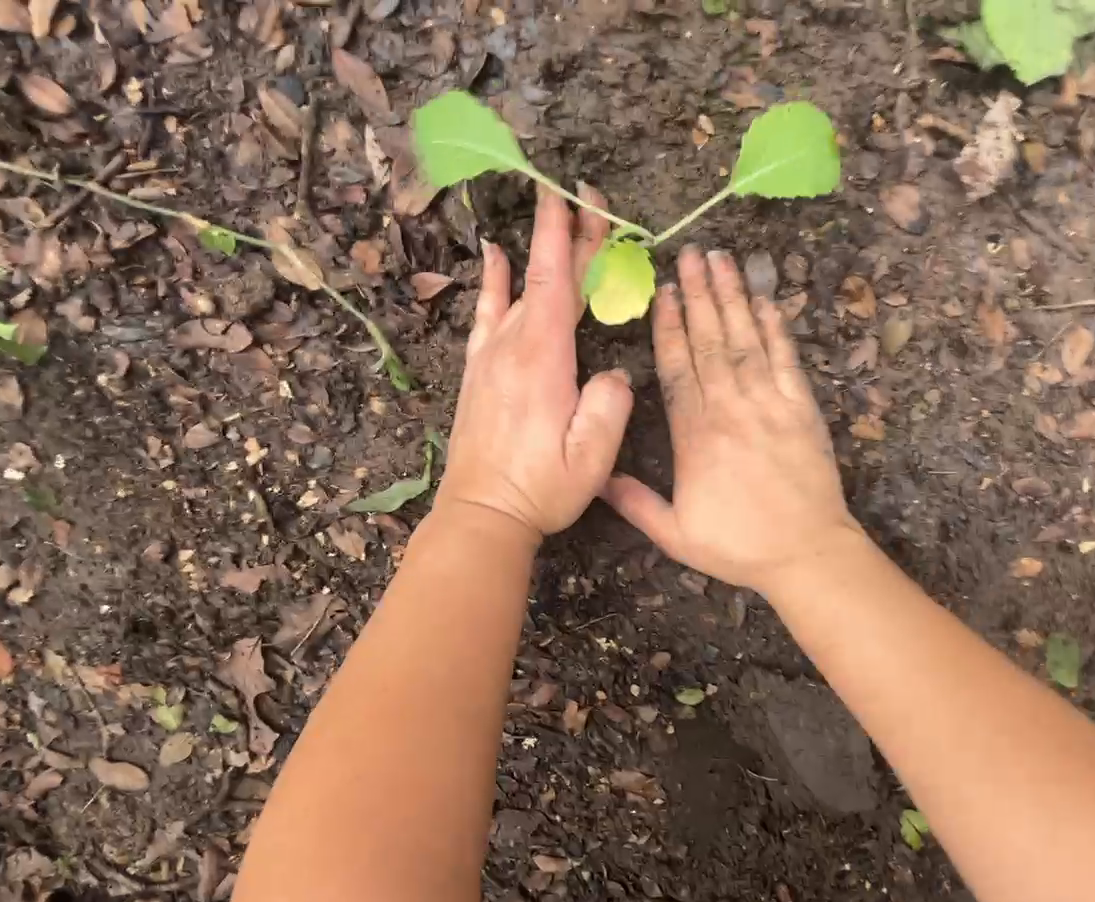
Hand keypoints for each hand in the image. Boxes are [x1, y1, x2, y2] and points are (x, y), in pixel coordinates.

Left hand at [433, 187, 633, 539]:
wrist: (482, 513)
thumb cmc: (541, 489)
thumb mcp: (592, 456)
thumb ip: (610, 405)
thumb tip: (615, 374)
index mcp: (543, 360)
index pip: (556, 282)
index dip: (566, 235)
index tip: (574, 196)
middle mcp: (512, 347)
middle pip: (542, 278)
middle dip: (566, 236)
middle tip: (586, 199)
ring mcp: (490, 357)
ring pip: (517, 291)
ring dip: (537, 252)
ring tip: (550, 217)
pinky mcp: (480, 372)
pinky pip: (487, 314)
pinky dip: (494, 282)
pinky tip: (494, 257)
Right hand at [602, 248, 866, 593]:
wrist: (805, 553)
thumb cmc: (739, 546)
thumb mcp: (676, 535)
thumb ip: (636, 503)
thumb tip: (599, 479)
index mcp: (694, 437)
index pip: (677, 369)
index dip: (669, 328)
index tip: (662, 293)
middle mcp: (730, 410)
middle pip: (710, 343)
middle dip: (698, 296)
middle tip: (689, 255)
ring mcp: (769, 406)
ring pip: (745, 341)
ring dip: (732, 299)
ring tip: (721, 261)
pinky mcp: (802, 410)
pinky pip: (785, 360)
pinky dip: (776, 329)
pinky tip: (765, 302)